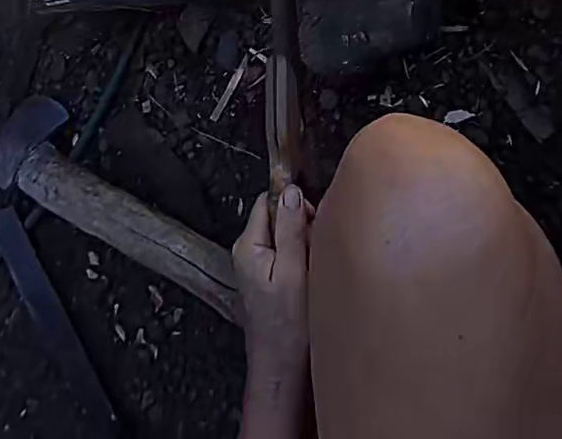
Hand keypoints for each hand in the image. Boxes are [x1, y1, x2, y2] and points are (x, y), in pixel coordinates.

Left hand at [233, 186, 312, 438]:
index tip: (310, 218)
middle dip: (301, 224)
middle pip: (278, 215)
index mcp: (248, 245)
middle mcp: (249, 252)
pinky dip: (302, 257)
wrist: (282, 369)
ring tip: (312, 264)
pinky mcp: (270, 279)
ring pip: (286, 234)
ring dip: (304, 241)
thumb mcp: (293, 271)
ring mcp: (258, 266)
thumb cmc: (287, 327)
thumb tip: (290, 191)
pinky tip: (309, 275)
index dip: (292, 202)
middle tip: (313, 247)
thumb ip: (291, 229)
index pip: (268, 201)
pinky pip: (288, 252)